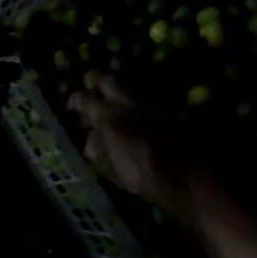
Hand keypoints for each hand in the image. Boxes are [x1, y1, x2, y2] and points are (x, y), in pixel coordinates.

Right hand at [66, 72, 195, 219]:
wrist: (186, 178)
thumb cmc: (140, 175)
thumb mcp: (107, 166)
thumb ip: (95, 146)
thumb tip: (90, 134)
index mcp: (106, 116)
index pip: (82, 98)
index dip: (73, 101)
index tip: (70, 106)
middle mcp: (125, 102)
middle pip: (106, 79)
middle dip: (94, 80)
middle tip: (89, 86)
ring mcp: (147, 103)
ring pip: (127, 84)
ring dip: (115, 87)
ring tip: (110, 96)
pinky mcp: (165, 109)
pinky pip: (143, 96)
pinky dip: (134, 97)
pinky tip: (132, 109)